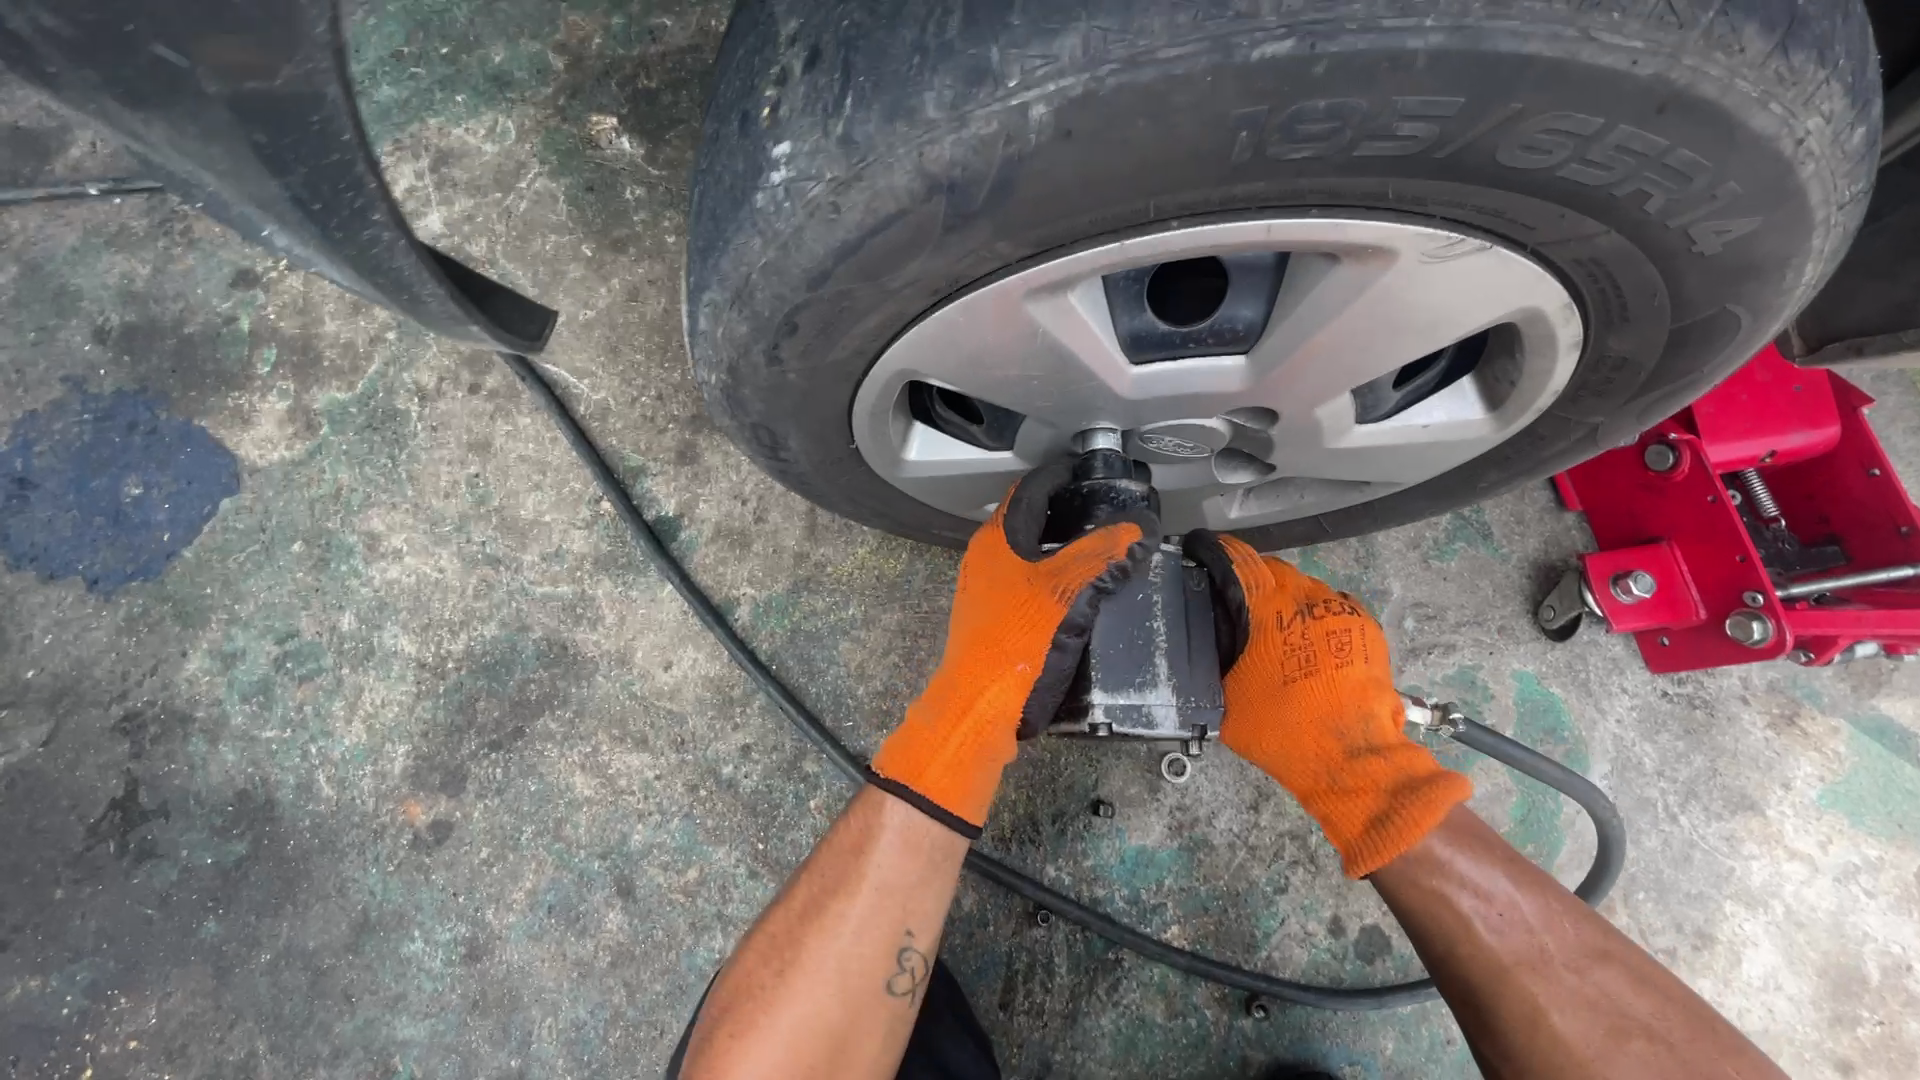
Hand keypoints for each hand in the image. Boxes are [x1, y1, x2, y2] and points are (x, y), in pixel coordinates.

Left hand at [871, 462, 1155, 835]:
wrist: (981, 703)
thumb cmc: (1020, 639)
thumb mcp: (1069, 589)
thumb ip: (1103, 552)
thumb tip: (1137, 528)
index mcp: (997, 538)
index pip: (1031, 487)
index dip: (1062, 474)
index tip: (1091, 469)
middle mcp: (985, 556)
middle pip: (1028, 517)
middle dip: (1065, 508)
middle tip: (1104, 506)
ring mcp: (985, 587)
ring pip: (1026, 550)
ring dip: (1060, 543)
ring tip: (1100, 544)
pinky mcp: (991, 616)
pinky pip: (1026, 579)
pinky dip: (1053, 572)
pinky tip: (1079, 588)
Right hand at [1183, 530, 1469, 876]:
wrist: (1353, 757)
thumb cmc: (1283, 729)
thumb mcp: (1226, 699)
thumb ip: (1216, 662)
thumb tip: (1208, 647)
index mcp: (1268, 608)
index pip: (1240, 560)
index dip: (1219, 552)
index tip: (1204, 552)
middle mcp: (1307, 597)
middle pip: (1275, 570)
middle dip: (1256, 580)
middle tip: (1240, 602)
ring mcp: (1341, 610)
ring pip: (1307, 588)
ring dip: (1288, 600)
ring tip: (1277, 627)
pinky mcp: (1366, 627)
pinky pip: (1333, 608)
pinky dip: (1316, 617)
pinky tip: (1308, 642)